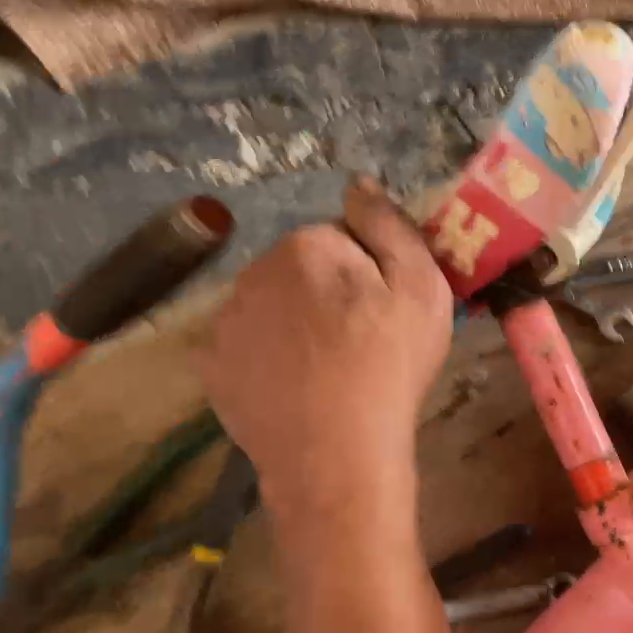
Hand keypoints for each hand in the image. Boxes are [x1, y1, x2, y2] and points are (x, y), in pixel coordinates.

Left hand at [197, 178, 452, 537]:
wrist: (336, 451)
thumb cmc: (390, 363)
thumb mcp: (421, 286)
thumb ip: (390, 225)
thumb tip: (359, 182)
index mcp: (308, 247)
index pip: (341, 238)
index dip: (370, 271)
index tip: (387, 308)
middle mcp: (254, 272)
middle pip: (302, 269)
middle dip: (329, 291)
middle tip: (365, 339)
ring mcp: (225, 322)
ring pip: (272, 305)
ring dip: (296, 322)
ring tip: (331, 367)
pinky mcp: (211, 368)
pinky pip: (247, 344)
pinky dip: (269, 356)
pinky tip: (298, 385)